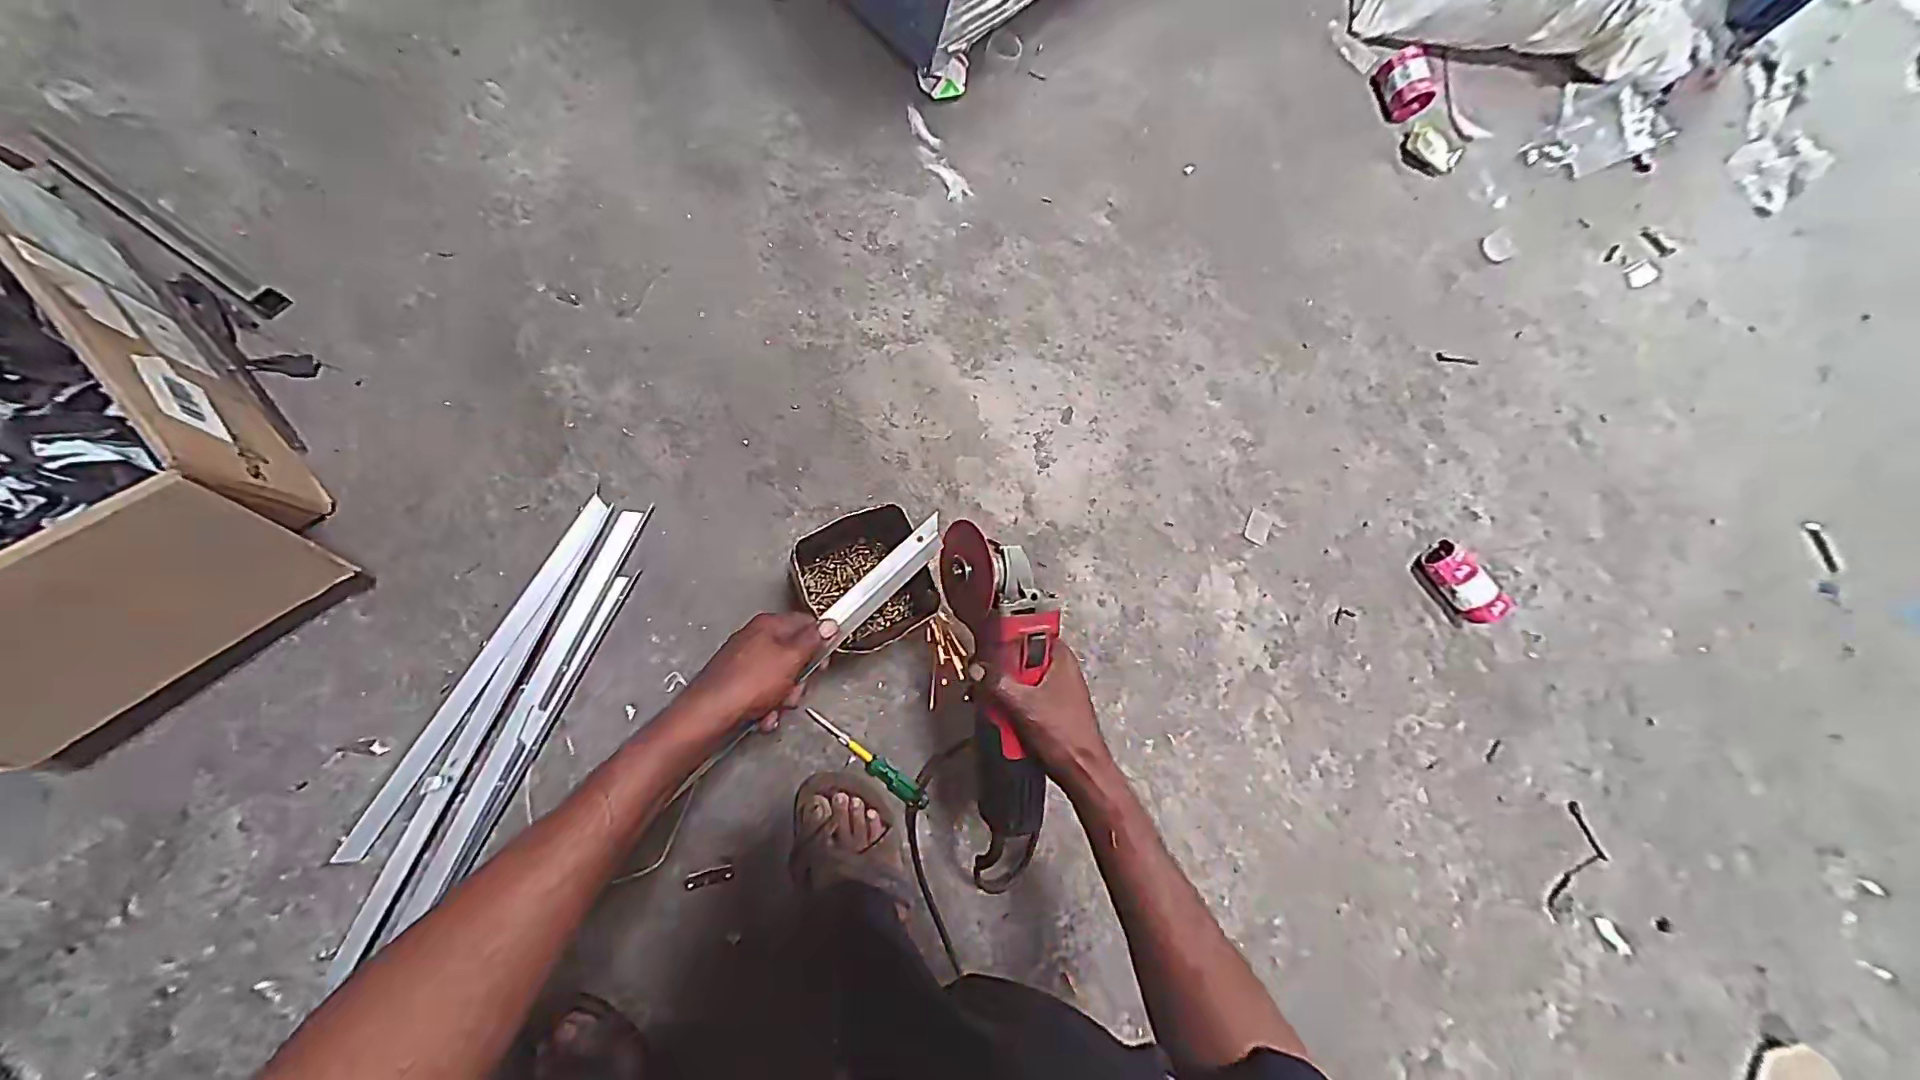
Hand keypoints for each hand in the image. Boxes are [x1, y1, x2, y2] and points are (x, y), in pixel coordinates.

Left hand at [678, 613, 835, 732]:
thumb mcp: (791, 658)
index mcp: (768, 625)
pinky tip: (763, 714)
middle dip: (799, 677)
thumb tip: (829, 625)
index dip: (819, 642)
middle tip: (794, 687)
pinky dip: (768, 706)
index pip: (805, 624)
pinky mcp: (738, 684)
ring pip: (781, 678)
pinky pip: (764, 693)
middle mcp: (755, 639)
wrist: (709, 715)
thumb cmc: (745, 684)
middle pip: (794, 655)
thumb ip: (813, 639)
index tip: (823, 659)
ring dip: (784, 696)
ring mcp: (745, 662)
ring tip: (775, 704)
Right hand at [981, 642, 1113, 787]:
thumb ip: (996, 682)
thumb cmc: (1063, 736)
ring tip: (991, 705)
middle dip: (999, 671)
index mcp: (1060, 657)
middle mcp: (1059, 668)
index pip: (1027, 631)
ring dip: (1002, 692)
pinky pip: (1023, 698)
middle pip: (1018, 658)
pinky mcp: (1049, 708)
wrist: (1082, 773)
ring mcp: (1055, 689)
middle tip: (984, 683)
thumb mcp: (1022, 705)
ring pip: (1018, 680)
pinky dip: (1011, 707)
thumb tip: (976, 668)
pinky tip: (1003, 721)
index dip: (1005, 637)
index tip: (985, 646)